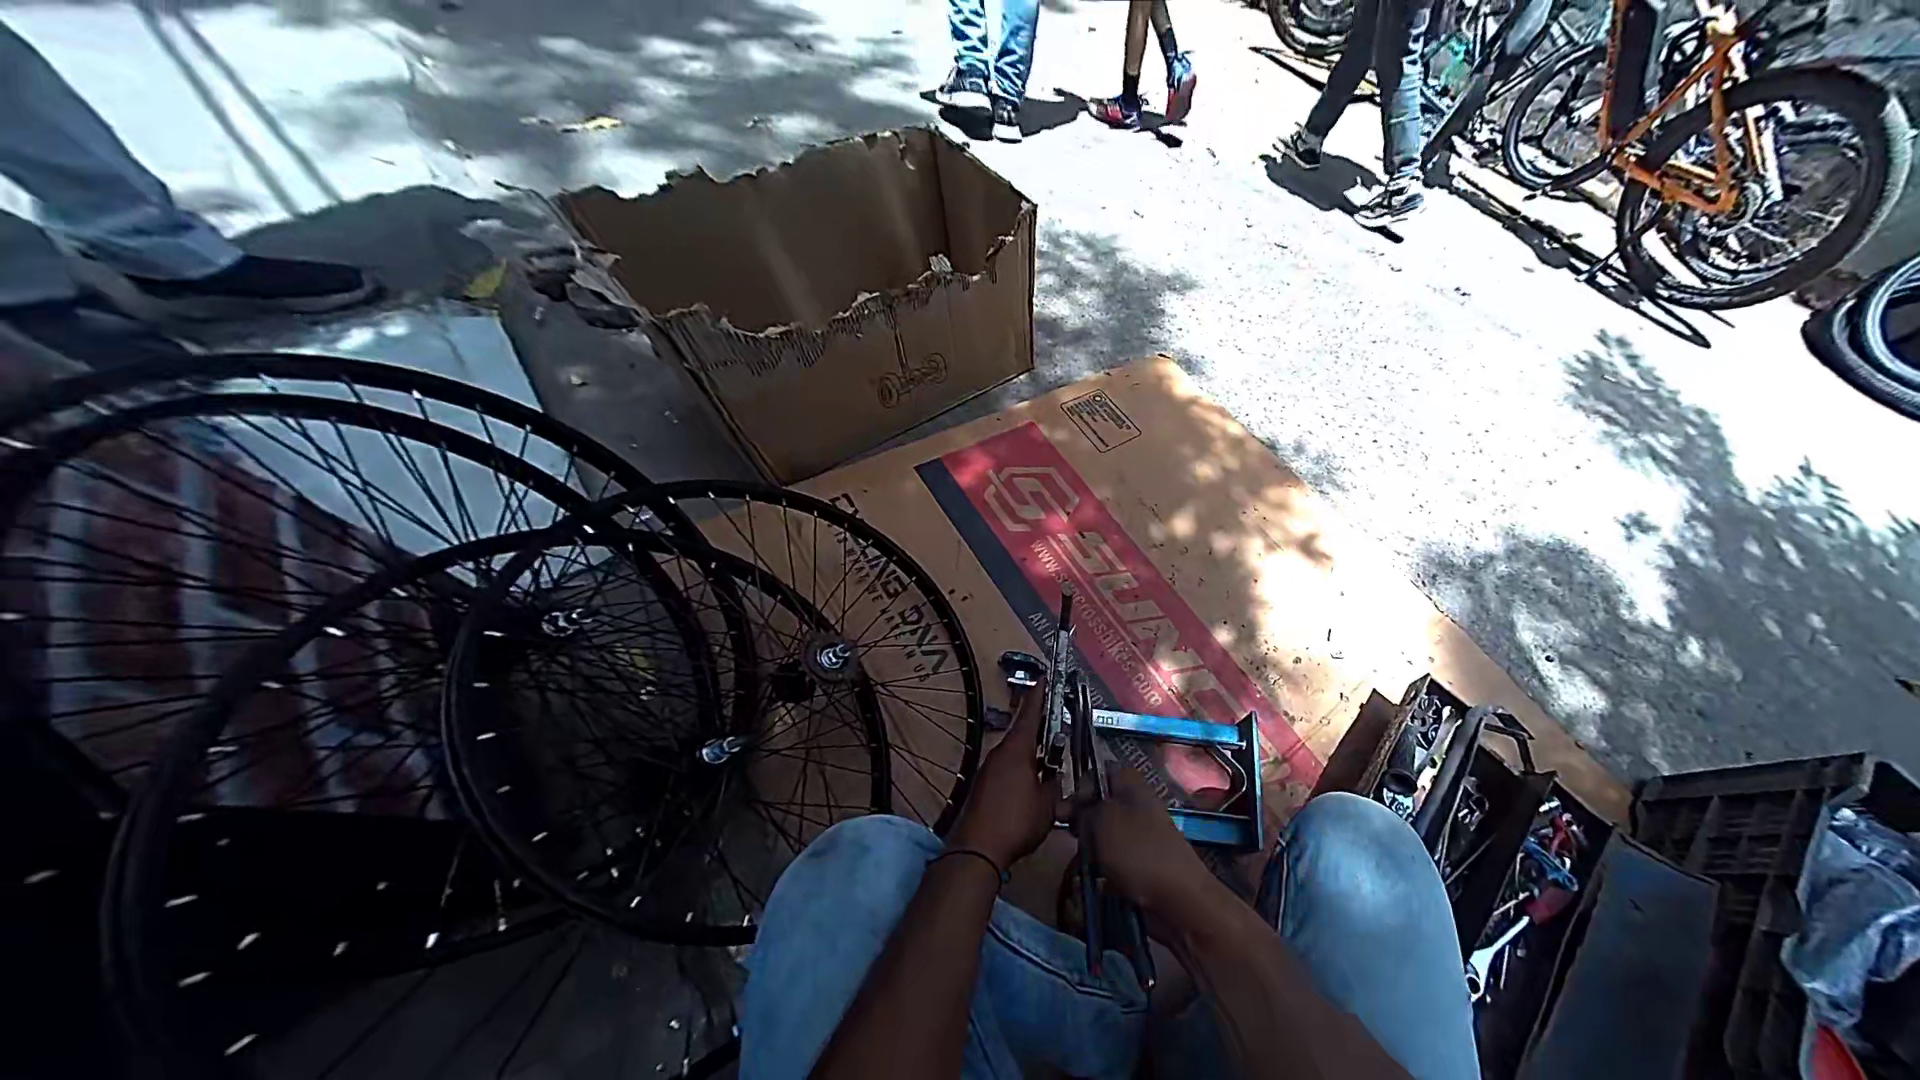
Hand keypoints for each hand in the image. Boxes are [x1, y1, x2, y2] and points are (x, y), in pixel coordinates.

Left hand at [946, 679, 1062, 870]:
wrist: (977, 847)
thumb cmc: (1016, 821)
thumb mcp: (1047, 804)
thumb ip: (1053, 784)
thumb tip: (1052, 775)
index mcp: (1017, 750)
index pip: (1030, 714)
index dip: (1039, 696)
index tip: (1044, 679)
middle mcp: (1000, 753)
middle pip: (1022, 732)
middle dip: (1040, 727)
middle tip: (1056, 720)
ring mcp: (989, 769)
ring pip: (1015, 752)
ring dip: (1031, 752)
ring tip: (1049, 756)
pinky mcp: (984, 785)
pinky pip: (1007, 767)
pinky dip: (1021, 767)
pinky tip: (1032, 782)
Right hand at [1075, 764, 1211, 916]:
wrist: (1179, 901)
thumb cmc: (1138, 851)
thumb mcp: (1101, 819)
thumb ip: (1085, 808)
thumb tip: (1081, 812)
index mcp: (1132, 786)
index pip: (1101, 772)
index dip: (1082, 786)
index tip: (1071, 806)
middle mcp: (1138, 807)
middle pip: (1100, 805)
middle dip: (1083, 820)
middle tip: (1073, 834)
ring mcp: (1141, 837)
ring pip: (1103, 834)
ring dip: (1090, 847)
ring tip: (1086, 861)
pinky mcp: (1142, 865)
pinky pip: (1112, 860)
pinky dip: (1102, 868)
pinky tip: (1096, 878)